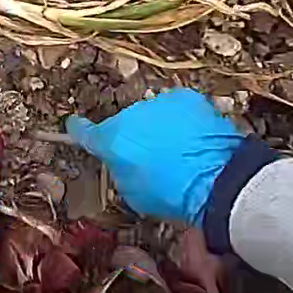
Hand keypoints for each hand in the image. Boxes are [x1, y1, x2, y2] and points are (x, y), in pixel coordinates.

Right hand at [66, 89, 243, 224]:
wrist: (217, 178)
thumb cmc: (173, 194)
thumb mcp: (133, 194)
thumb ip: (119, 170)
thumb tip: (120, 161)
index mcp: (112, 140)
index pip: (85, 131)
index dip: (79, 131)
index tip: (75, 126)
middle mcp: (131, 115)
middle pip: (124, 124)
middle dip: (132, 138)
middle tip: (149, 158)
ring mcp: (159, 103)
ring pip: (150, 114)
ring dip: (157, 127)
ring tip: (177, 151)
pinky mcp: (185, 98)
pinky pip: (175, 108)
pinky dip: (181, 120)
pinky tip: (192, 139)